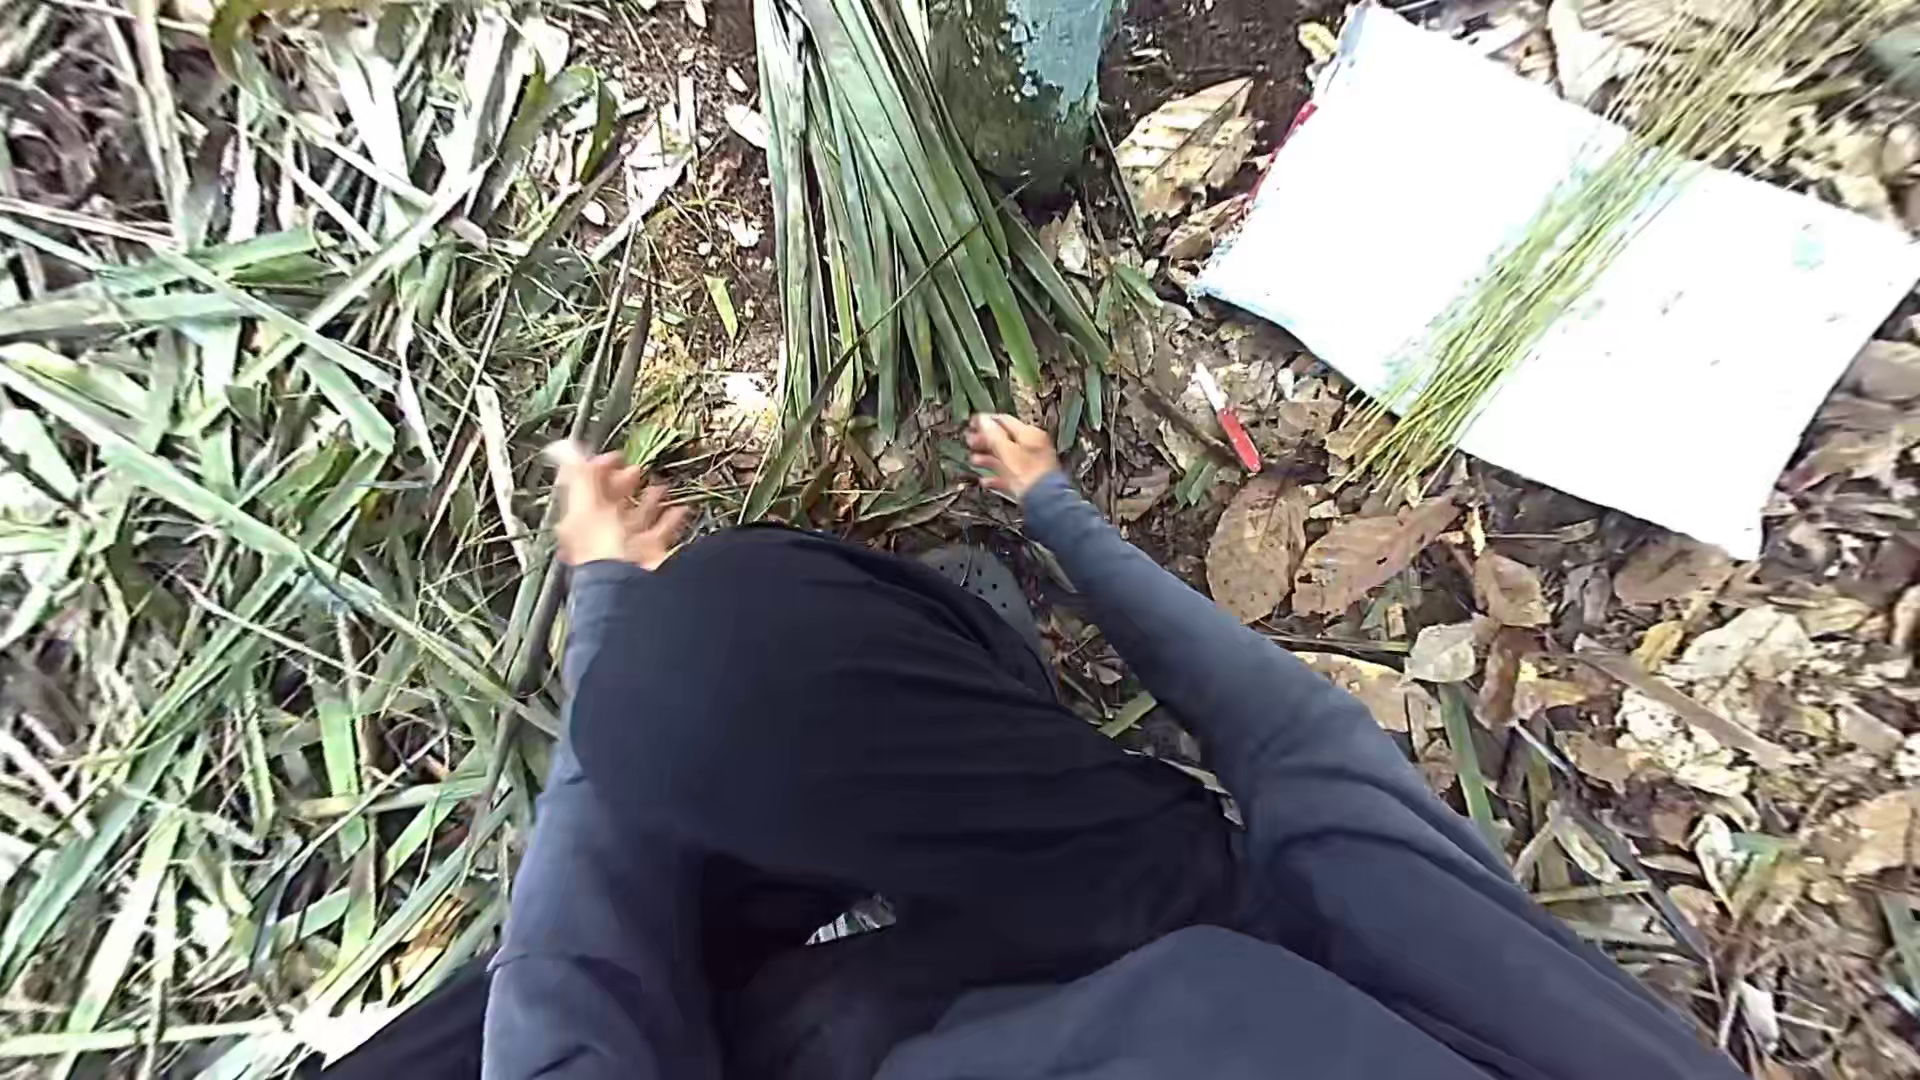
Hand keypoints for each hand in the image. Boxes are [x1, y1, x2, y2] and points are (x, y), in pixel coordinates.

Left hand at [545, 441, 689, 569]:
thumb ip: (582, 477)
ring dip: (651, 499)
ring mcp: (629, 543)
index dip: (599, 470)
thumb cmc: (604, 550)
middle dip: (625, 482)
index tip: (615, 456)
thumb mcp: (587, 506)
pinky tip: (679, 507)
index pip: (587, 489)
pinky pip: (664, 530)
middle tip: (636, 467)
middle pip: (614, 502)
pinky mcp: (653, 551)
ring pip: (640, 516)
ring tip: (660, 486)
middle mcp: (604, 534)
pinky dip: (672, 517)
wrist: (632, 581)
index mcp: (581, 522)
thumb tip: (566, 449)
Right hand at [966, 413, 1060, 500]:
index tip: (971, 424)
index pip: (1004, 421)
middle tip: (969, 442)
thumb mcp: (1007, 452)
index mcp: (1029, 434)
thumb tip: (981, 419)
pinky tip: (985, 482)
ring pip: (1004, 457)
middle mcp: (1030, 446)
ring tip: (973, 460)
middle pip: (1003, 439)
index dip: (986, 422)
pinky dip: (995, 477)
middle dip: (984, 441)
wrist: (1044, 502)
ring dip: (987, 458)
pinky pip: (1008, 475)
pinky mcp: (1025, 481)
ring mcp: (1029, 464)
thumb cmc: (1027, 475)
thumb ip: (993, 435)